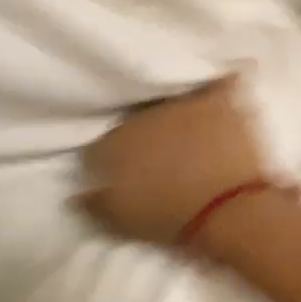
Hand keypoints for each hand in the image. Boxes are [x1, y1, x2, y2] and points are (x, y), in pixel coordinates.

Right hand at [77, 77, 270, 245]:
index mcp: (112, 143)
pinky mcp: (222, 105)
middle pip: (134, 119)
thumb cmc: (166, 216)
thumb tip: (74, 196)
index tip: (117, 175)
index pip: (101, 144)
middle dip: (139, 133)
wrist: (226, 212)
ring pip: (172, 98)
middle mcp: (141, 118)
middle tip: (151, 156)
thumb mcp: (116, 219)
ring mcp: (182, 107)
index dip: (108, 159)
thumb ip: (92, 203)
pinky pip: (222, 82)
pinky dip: (220, 84)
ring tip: (179, 127)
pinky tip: (222, 84)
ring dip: (173, 109)